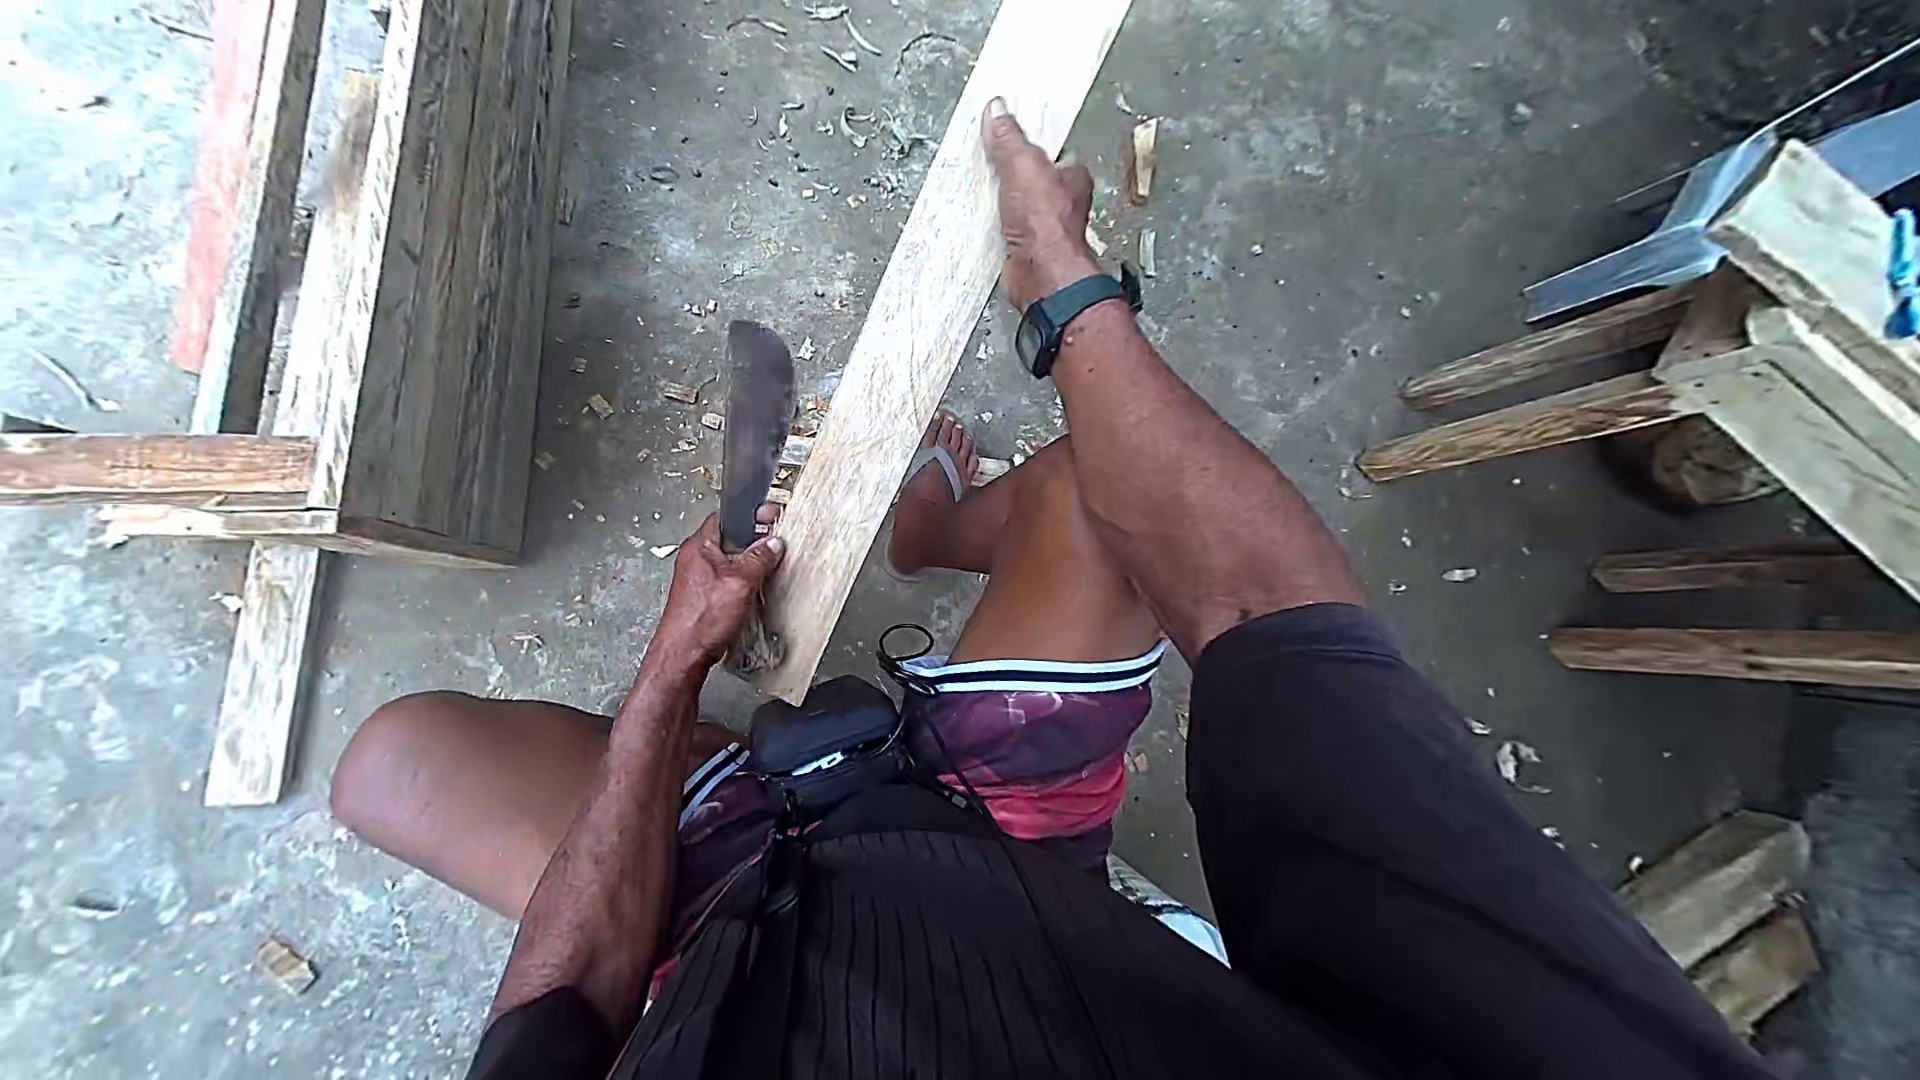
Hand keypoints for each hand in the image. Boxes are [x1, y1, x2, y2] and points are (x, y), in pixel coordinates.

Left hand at [651, 514, 784, 667]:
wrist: (684, 653)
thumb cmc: (702, 618)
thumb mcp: (741, 581)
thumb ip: (759, 558)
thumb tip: (773, 544)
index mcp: (699, 546)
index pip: (726, 517)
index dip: (750, 514)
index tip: (770, 516)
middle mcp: (696, 558)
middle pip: (729, 537)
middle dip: (753, 538)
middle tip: (774, 541)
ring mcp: (699, 577)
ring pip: (729, 558)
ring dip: (749, 560)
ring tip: (768, 565)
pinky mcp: (704, 594)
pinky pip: (727, 577)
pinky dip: (743, 577)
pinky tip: (755, 587)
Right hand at [981, 97, 1102, 312]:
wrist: (1040, 276)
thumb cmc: (1047, 226)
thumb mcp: (1023, 165)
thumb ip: (1010, 138)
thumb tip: (997, 111)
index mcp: (1072, 176)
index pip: (1050, 149)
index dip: (1027, 141)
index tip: (1004, 131)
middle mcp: (1060, 204)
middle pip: (1028, 178)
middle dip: (1007, 172)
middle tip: (986, 161)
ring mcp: (1041, 229)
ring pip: (1014, 205)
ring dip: (996, 201)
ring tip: (979, 188)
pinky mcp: (1023, 250)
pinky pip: (1003, 230)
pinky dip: (990, 226)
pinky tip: (979, 220)